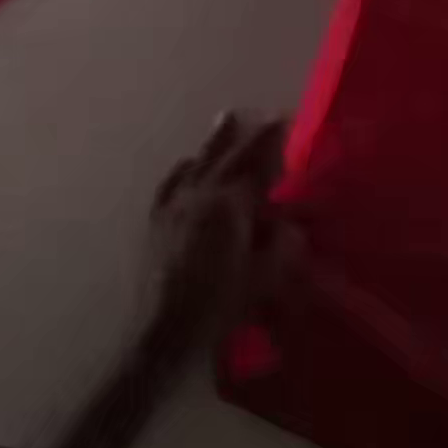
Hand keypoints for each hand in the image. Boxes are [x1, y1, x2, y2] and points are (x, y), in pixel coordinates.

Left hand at [147, 112, 288, 351]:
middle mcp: (199, 194)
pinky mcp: (157, 218)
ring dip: (217, 141)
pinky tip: (187, 164)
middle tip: (262, 116)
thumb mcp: (265, 277)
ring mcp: (174, 204)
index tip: (285, 119)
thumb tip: (291, 224)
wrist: (165, 332)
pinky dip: (186, 167)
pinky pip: (172, 181)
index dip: (272, 139)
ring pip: (198, 160)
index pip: (255, 162)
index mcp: (229, 205)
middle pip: (225, 153)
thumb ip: (282, 244)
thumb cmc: (220, 306)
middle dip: (246, 132)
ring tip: (227, 121)